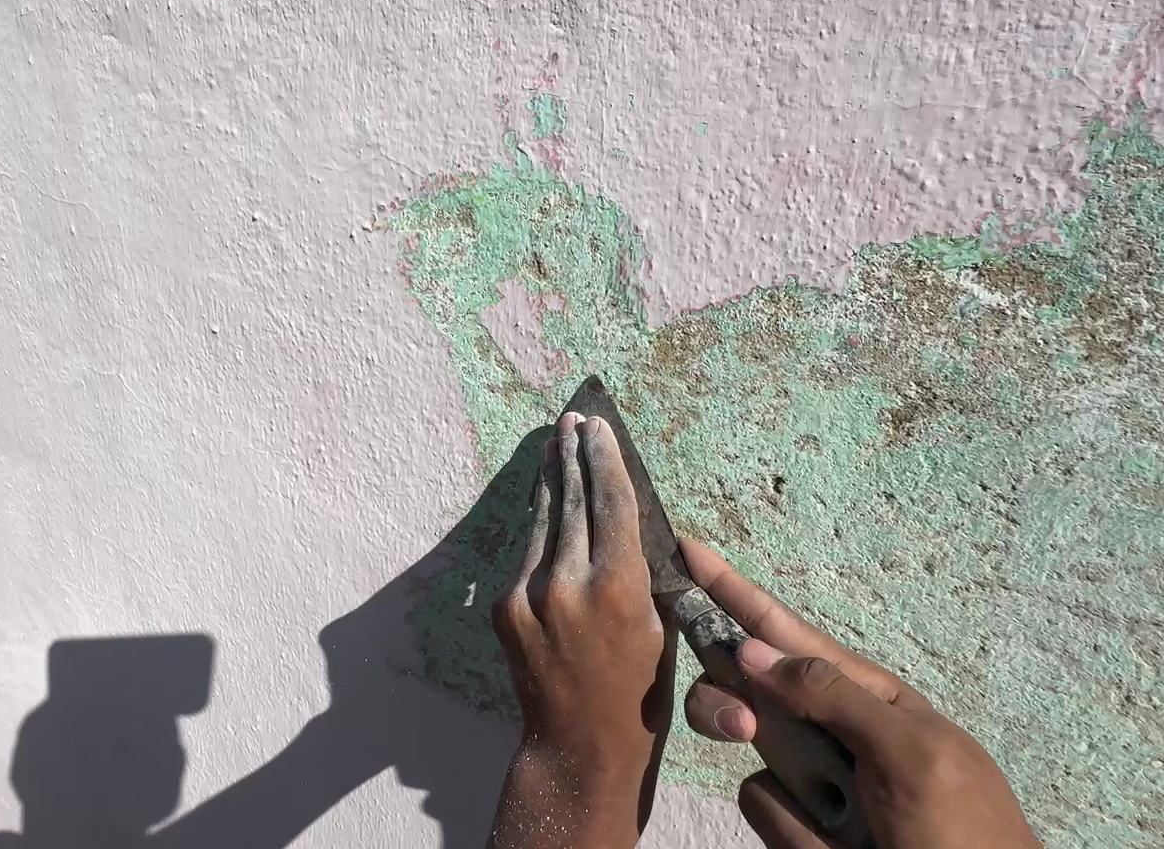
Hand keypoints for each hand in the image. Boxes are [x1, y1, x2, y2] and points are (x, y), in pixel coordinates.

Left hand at [486, 412, 673, 848]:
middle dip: (573, 455)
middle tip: (573, 418)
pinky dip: (539, 522)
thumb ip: (639, 569)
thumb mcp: (658, 626)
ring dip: (549, 478)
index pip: (611, 503)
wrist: (577, 744)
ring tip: (555, 442)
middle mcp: (567, 582)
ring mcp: (528, 593)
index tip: (599, 426)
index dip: (606, 459)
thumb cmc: (638, 690)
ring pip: (543, 519)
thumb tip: (622, 515)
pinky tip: (543, 496)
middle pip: (572, 500)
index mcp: (617, 587)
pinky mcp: (504, 604)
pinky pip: (527, 551)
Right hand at [679, 540, 1037, 848]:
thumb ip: (831, 694)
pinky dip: (795, 834)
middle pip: (743, 685)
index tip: (686, 548)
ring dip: (783, 791)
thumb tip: (747, 649)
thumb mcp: (912, 756)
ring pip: (747, 754)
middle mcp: (822, 725)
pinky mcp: (799, 826)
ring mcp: (809, 778)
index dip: (732, 588)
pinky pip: (764, 807)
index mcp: (858, 692)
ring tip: (830, 833)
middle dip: (725, 699)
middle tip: (741, 728)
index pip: (782, 628)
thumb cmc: (964, 836)